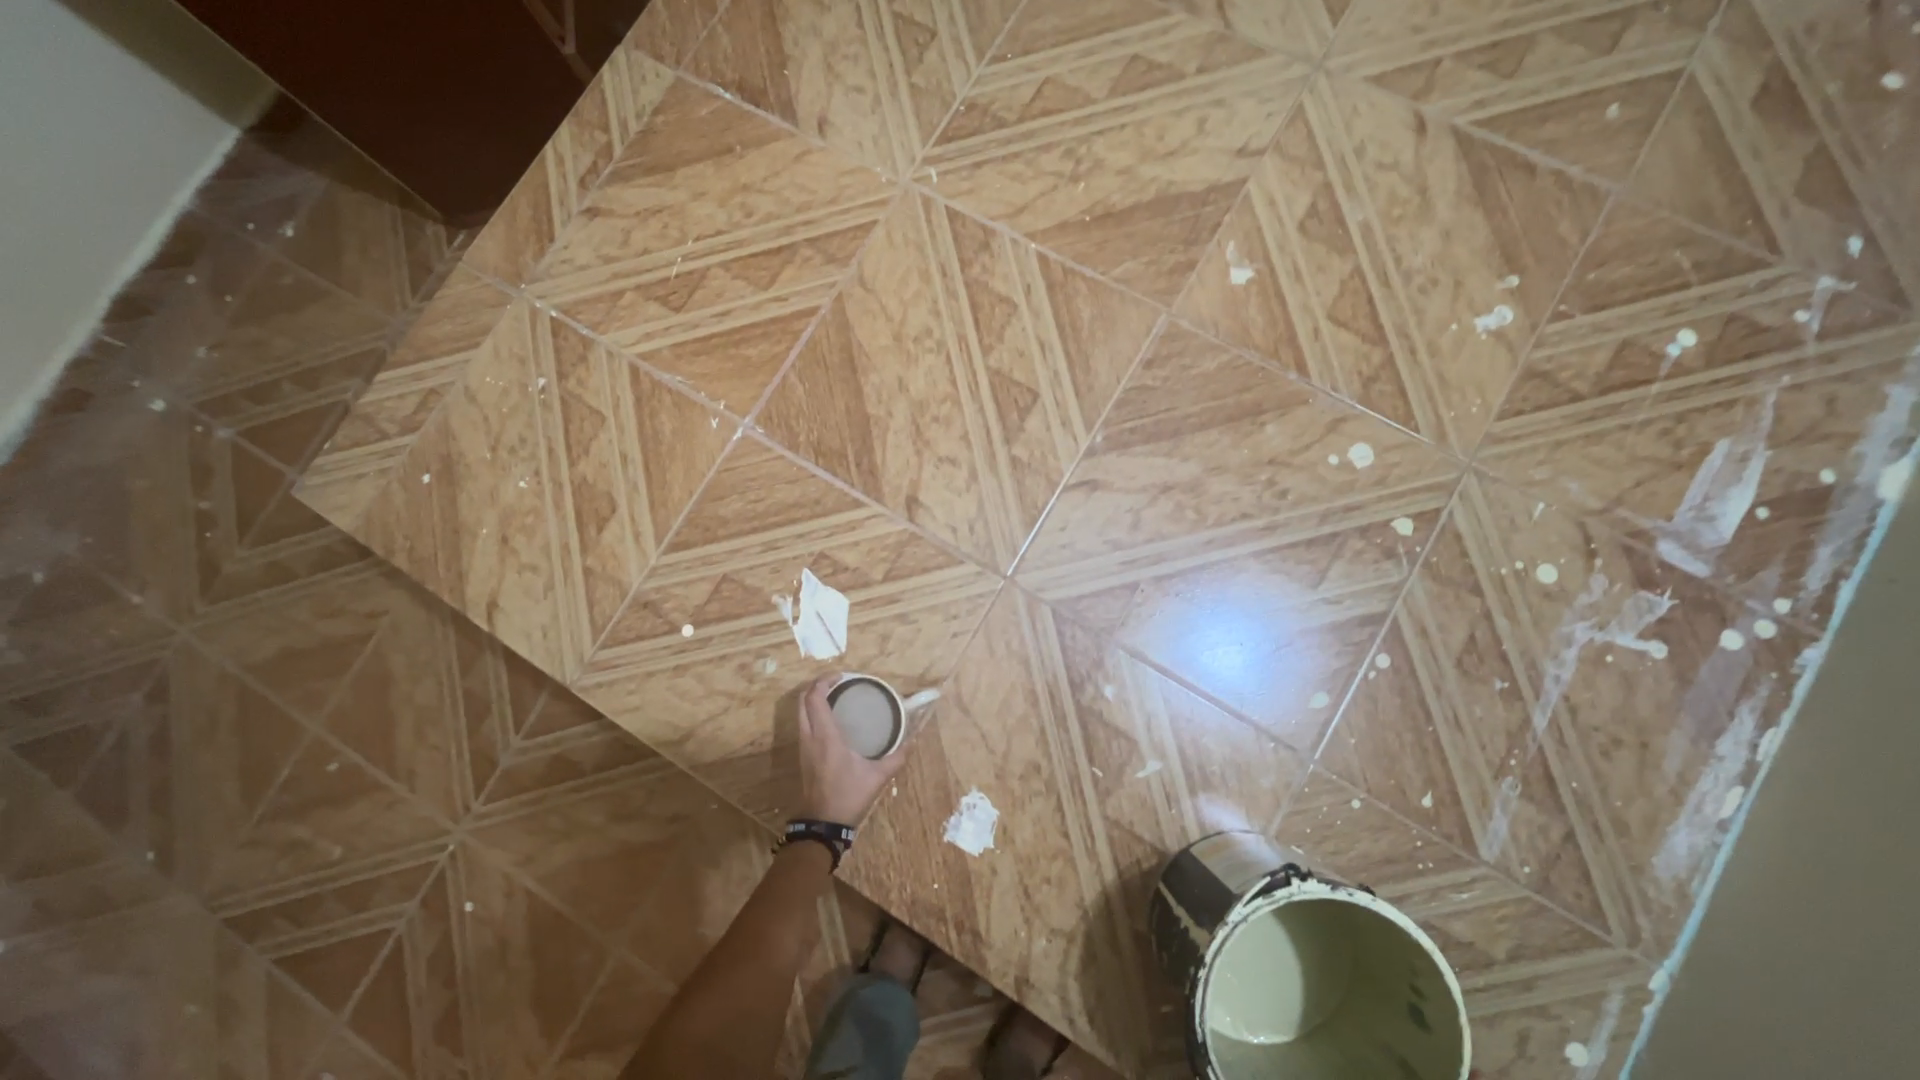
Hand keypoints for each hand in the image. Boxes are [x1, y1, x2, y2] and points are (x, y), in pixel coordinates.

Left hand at [796, 675, 907, 824]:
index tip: (840, 676)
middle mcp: (810, 737)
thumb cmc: (848, 796)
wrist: (823, 823)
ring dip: (813, 699)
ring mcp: (804, 747)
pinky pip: (804, 724)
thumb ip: (896, 757)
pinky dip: (813, 713)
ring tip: (834, 696)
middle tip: (836, 681)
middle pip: (802, 701)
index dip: (824, 681)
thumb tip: (912, 741)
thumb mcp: (877, 777)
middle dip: (816, 686)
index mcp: (825, 737)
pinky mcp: (803, 756)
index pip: (815, 699)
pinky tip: (831, 719)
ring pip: (800, 713)